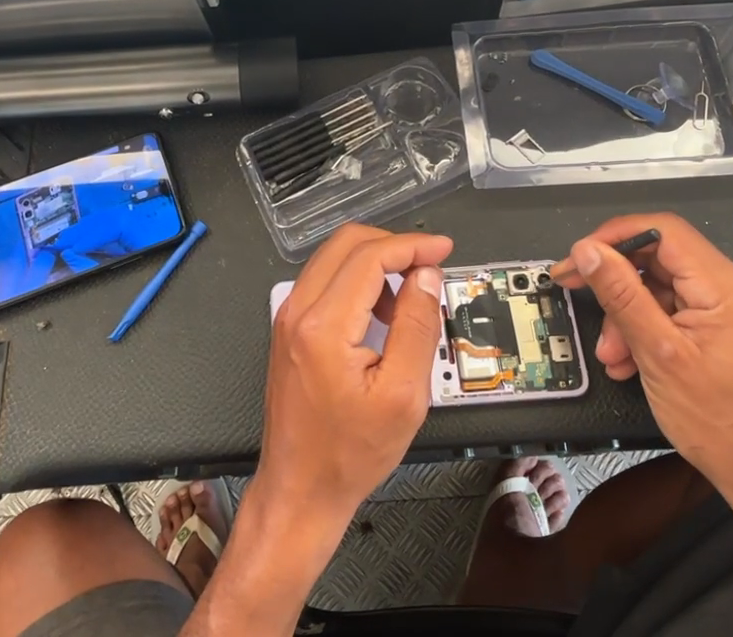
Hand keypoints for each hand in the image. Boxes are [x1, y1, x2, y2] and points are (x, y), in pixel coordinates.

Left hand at [258, 224, 451, 523]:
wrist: (300, 488)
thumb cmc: (350, 453)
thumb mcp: (403, 395)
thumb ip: (417, 327)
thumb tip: (427, 276)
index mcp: (323, 326)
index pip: (369, 257)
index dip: (412, 246)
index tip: (444, 249)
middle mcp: (297, 311)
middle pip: (346, 243)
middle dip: (393, 245)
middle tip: (429, 266)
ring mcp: (287, 317)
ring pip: (333, 258)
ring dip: (374, 263)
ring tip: (407, 299)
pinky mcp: (288, 328)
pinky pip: (323, 281)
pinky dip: (356, 280)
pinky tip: (380, 313)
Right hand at [551, 213, 732, 574]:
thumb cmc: (724, 426)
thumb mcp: (659, 355)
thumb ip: (621, 294)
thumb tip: (587, 250)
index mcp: (730, 286)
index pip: (662, 231)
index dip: (612, 238)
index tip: (577, 261)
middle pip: (662, 262)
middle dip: (619, 290)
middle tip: (588, 315)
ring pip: (668, 290)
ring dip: (632, 317)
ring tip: (615, 357)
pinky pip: (684, 312)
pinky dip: (653, 330)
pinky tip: (635, 360)